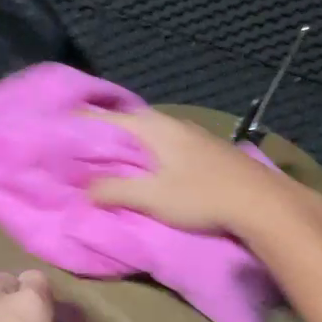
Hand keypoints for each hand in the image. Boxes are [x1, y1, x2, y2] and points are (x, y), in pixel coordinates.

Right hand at [85, 109, 306, 233]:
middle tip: (81, 147)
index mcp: (155, 128)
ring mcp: (194, 135)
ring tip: (109, 158)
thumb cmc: (201, 197)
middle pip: (130, 123)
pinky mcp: (207, 150)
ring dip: (129, 144)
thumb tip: (86, 191)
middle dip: (105, 134)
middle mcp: (173, 124)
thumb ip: (115, 191)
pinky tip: (147, 166)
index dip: (84, 124)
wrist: (260, 203)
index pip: (109, 118)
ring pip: (150, 133)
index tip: (61, 130)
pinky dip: (148, 152)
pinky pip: (166, 143)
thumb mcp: (152, 198)